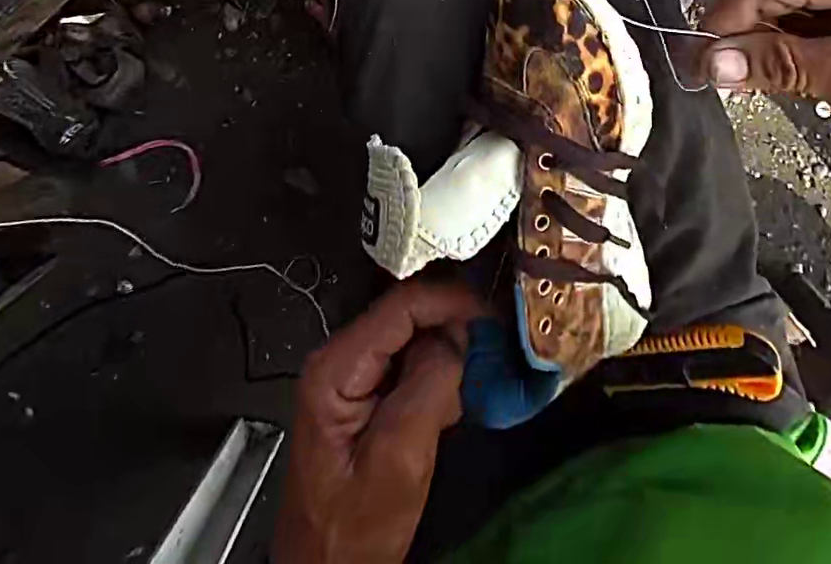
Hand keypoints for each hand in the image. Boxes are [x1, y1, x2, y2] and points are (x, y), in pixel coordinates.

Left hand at [274, 279, 487, 563]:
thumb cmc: (352, 531)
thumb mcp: (398, 461)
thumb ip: (430, 387)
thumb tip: (459, 339)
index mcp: (336, 366)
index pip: (401, 303)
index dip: (450, 299)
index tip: (491, 314)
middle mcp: (340, 356)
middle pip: (408, 310)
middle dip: (455, 319)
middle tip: (494, 341)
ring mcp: (354, 371)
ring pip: (415, 330)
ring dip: (453, 342)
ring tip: (482, 366)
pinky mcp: (369, 387)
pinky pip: (414, 355)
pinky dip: (444, 363)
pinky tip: (459, 389)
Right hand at [697, 0, 830, 123]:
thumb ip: (788, 66)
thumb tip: (715, 62)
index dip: (717, 31)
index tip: (700, 74)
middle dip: (734, 40)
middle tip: (731, 88)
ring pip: (762, 10)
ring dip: (755, 48)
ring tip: (769, 86)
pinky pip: (786, 21)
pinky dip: (777, 51)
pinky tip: (794, 75)